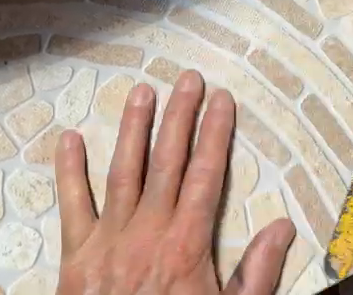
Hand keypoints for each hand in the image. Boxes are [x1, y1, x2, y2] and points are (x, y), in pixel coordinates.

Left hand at [58, 71, 296, 294]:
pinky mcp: (75, 258)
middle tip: (188, 78)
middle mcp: (148, 233)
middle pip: (167, 161)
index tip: (222, 98)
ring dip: (133, 129)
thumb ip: (256, 275)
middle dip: (179, 116)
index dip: (215, 133)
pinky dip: (68, 172)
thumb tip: (283, 226)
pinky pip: (71, 207)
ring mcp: (108, 241)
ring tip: (142, 91)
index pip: (206, 174)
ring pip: (124, 172)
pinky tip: (68, 139)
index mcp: (186, 245)